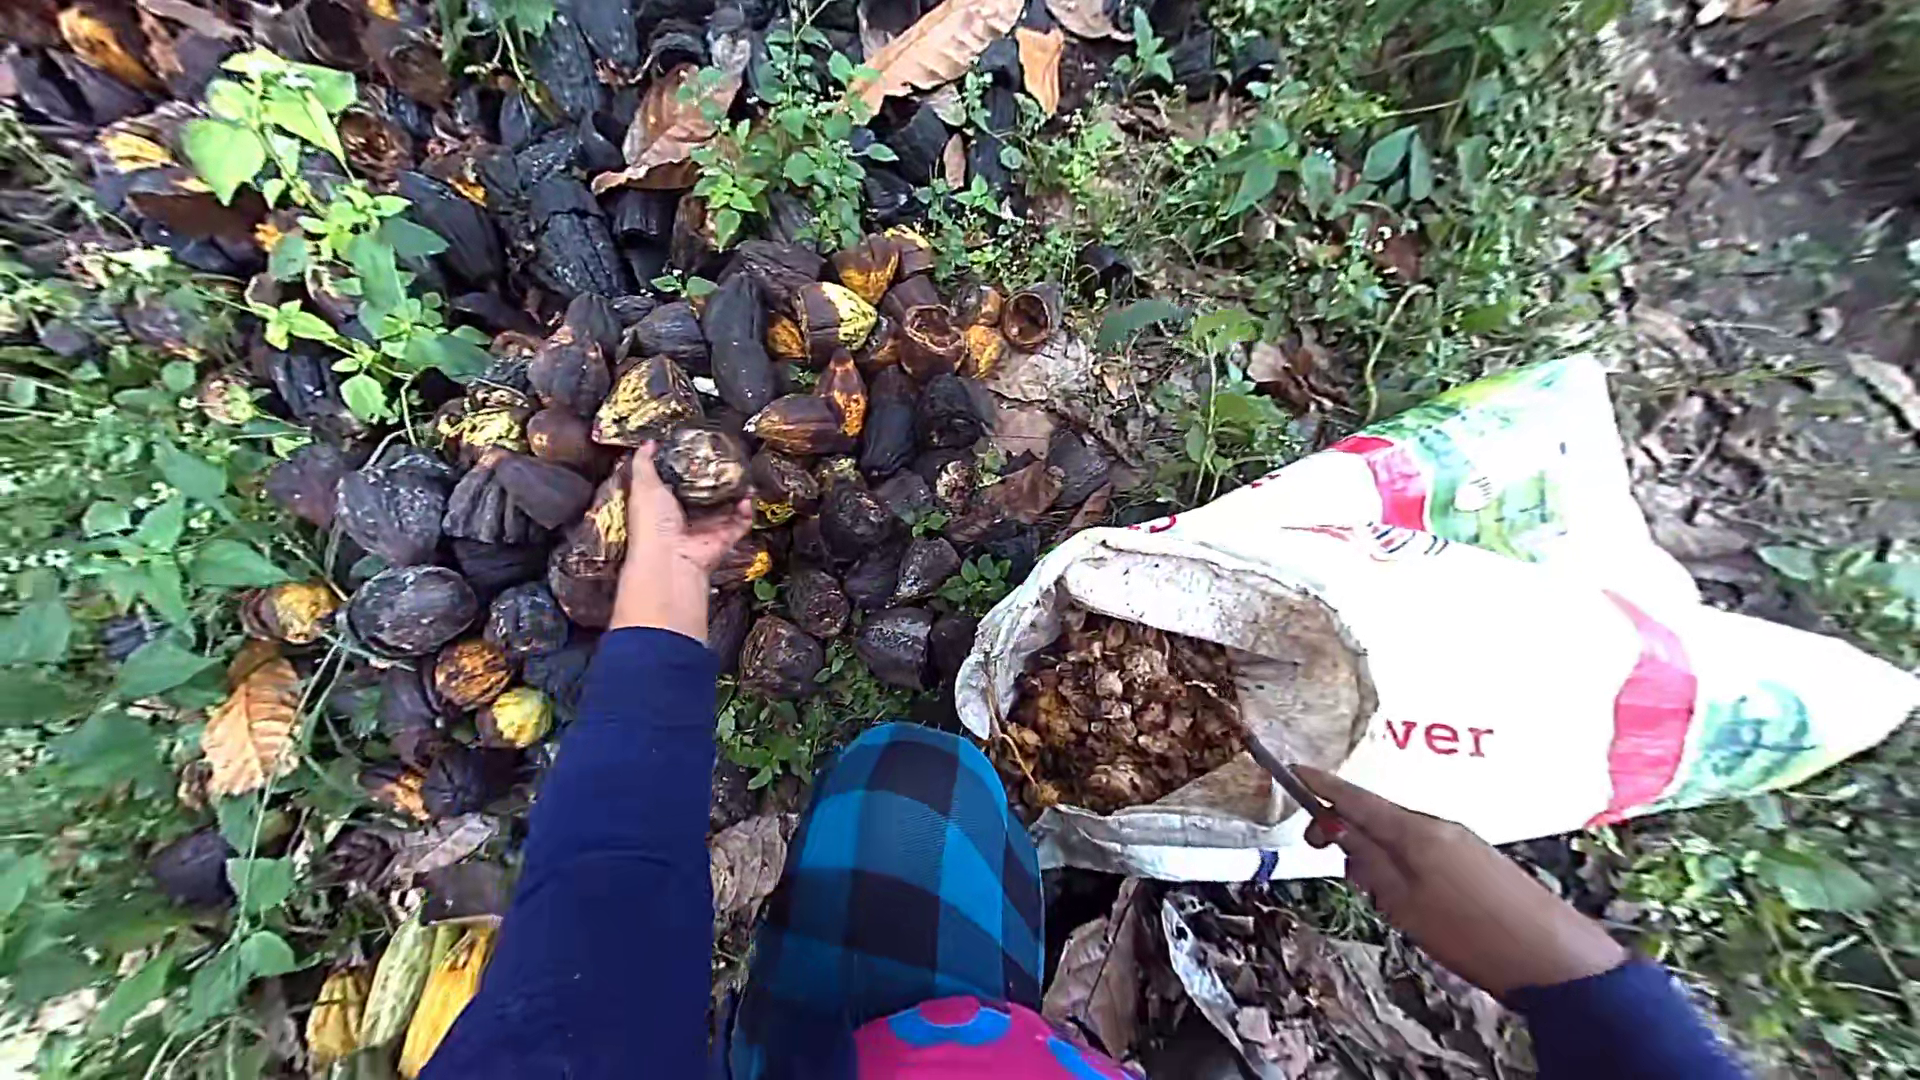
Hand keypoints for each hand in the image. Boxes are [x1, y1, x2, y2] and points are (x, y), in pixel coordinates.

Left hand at [609, 443, 751, 642]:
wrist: (669, 555)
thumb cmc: (651, 523)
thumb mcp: (643, 485)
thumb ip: (645, 462)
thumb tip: (648, 443)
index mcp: (668, 504)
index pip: (685, 482)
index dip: (694, 469)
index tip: (704, 453)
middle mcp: (690, 516)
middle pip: (710, 495)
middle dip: (722, 480)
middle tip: (730, 464)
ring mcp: (709, 527)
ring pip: (730, 507)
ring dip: (739, 492)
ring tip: (744, 477)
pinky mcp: (726, 537)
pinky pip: (742, 522)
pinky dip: (747, 510)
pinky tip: (746, 497)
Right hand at [1296, 766, 1627, 997]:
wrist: (1567, 969)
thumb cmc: (1472, 935)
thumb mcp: (1403, 901)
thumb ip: (1366, 859)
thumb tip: (1337, 827)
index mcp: (1412, 830)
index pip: (1353, 797)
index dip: (1319, 784)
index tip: (1291, 771)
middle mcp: (1435, 824)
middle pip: (1374, 814)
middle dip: (1343, 827)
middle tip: (1321, 851)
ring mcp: (1460, 839)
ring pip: (1397, 833)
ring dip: (1374, 848)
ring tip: (1376, 889)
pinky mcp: (1478, 859)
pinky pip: (1422, 846)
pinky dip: (1400, 857)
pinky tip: (1407, 892)